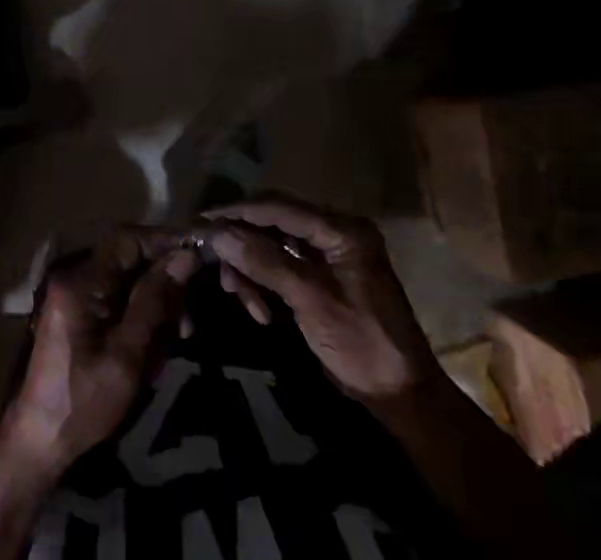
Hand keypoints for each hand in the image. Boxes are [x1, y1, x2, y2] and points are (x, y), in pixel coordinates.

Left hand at [1, 229, 199, 473]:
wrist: (38, 441)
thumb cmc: (83, 401)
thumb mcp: (127, 354)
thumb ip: (155, 300)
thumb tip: (185, 257)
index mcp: (80, 281)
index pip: (127, 238)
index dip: (164, 241)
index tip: (197, 257)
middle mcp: (73, 277)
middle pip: (129, 258)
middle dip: (164, 282)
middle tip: (189, 320)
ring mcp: (73, 295)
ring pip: (127, 280)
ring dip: (156, 303)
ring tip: (177, 338)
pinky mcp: (77, 313)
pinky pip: (116, 298)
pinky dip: (140, 315)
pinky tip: (155, 346)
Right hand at [204, 195, 436, 407]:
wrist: (398, 392)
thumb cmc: (362, 343)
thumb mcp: (311, 300)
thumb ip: (265, 262)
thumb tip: (218, 234)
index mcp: (342, 229)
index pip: (279, 207)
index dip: (237, 211)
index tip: (201, 220)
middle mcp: (334, 232)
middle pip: (272, 224)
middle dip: (242, 246)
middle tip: (216, 269)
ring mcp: (327, 254)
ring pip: (271, 247)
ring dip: (252, 271)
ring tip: (247, 304)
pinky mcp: (319, 276)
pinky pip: (280, 267)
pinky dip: (264, 284)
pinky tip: (260, 312)